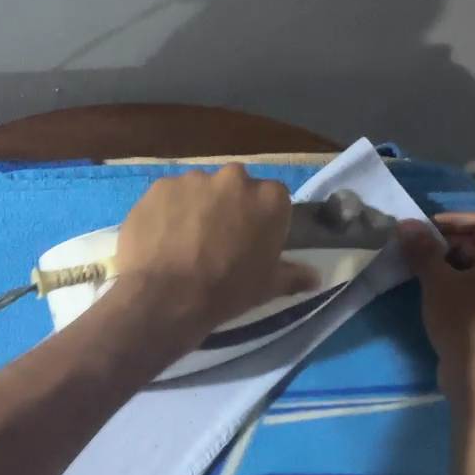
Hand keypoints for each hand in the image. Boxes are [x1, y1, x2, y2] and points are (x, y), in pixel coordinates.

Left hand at [114, 164, 319, 337]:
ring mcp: (193, 179)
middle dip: (227, 211)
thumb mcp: (266, 288)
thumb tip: (315, 276)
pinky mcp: (158, 187)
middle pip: (234, 190)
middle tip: (214, 245)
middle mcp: (234, 178)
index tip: (249, 245)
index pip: (273, 201)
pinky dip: (165, 214)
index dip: (260, 223)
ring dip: (195, 211)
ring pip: (199, 192)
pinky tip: (159, 241)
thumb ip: (292, 275)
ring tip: (181, 245)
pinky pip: (167, 198)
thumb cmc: (225, 291)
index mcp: (270, 198)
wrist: (165, 296)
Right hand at [399, 211, 474, 390]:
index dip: (452, 219)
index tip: (421, 229)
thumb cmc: (463, 322)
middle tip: (413, 249)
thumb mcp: (438, 282)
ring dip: (445, 261)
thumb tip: (406, 224)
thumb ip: (423, 250)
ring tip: (416, 269)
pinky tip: (429, 290)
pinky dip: (452, 280)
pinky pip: (474, 284)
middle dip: (445, 241)